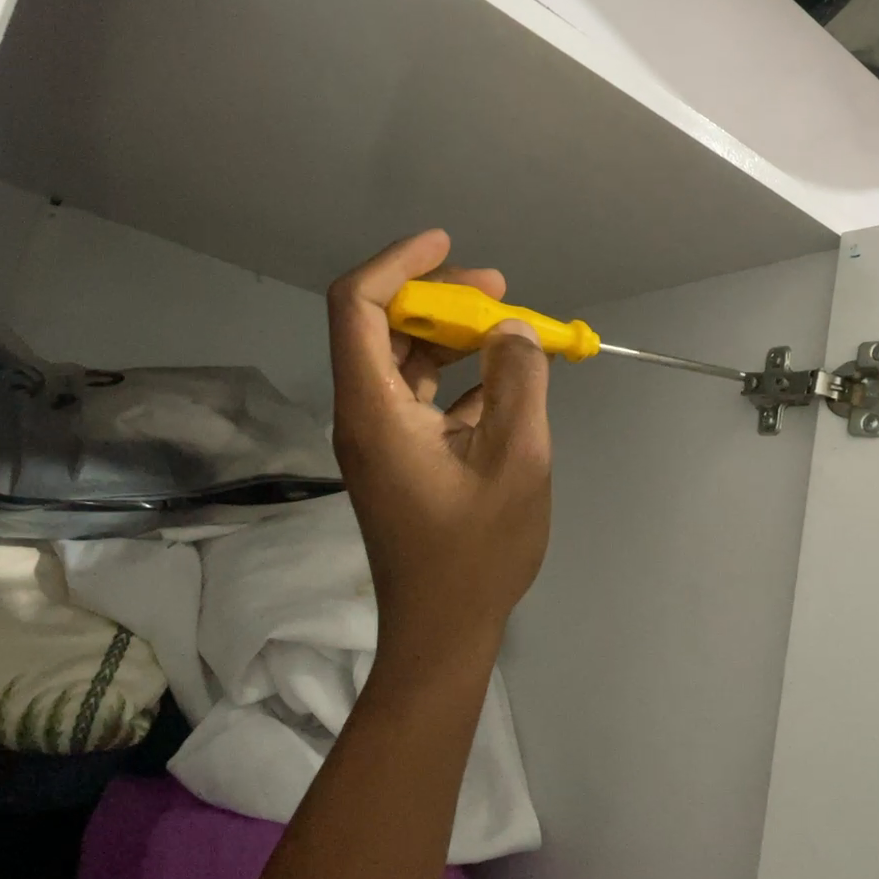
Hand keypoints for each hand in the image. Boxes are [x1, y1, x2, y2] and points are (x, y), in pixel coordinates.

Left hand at [328, 229, 552, 672]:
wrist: (442, 633)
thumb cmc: (477, 554)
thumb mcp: (517, 461)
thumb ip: (519, 383)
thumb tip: (512, 331)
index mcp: (374, 410)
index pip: (360, 307)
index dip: (399, 263)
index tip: (448, 245)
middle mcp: (364, 415)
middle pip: (383, 327)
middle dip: (439, 298)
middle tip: (499, 292)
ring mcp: (380, 439)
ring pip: (404, 361)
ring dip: (453, 336)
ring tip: (510, 327)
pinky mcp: (399, 459)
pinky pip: (420, 397)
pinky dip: (458, 378)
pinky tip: (505, 381)